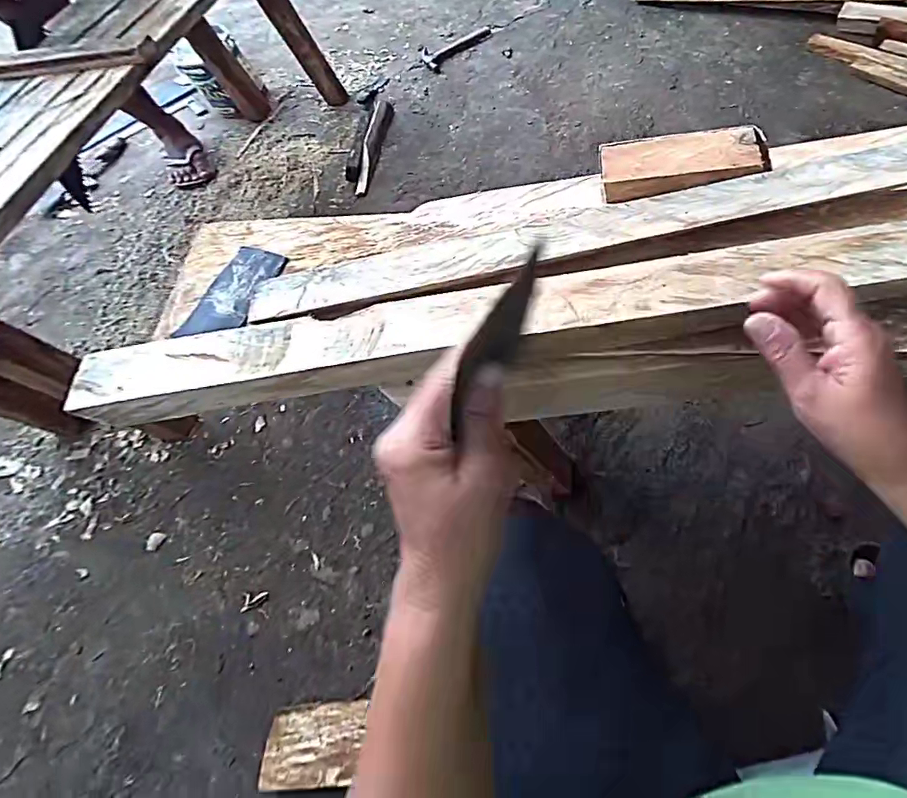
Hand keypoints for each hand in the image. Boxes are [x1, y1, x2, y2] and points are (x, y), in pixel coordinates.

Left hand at [373, 350, 520, 614]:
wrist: (442, 580)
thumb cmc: (467, 532)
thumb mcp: (487, 472)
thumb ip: (486, 418)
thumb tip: (493, 371)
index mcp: (410, 440)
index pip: (443, 379)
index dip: (474, 351)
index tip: (501, 326)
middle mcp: (396, 437)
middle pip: (438, 386)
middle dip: (474, 366)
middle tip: (510, 345)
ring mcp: (400, 447)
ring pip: (439, 400)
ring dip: (470, 386)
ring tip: (504, 368)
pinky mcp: (410, 456)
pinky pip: (439, 417)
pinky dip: (464, 407)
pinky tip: (488, 404)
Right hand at [744, 270, 906, 493]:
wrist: (901, 460)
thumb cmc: (859, 433)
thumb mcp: (810, 394)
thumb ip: (784, 352)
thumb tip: (757, 320)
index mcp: (855, 334)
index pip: (824, 286)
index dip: (791, 279)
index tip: (760, 284)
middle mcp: (864, 331)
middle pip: (825, 296)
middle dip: (788, 294)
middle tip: (754, 305)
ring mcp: (865, 344)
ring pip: (828, 313)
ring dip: (795, 311)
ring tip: (763, 318)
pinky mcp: (863, 358)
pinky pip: (832, 331)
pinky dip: (807, 328)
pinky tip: (785, 338)